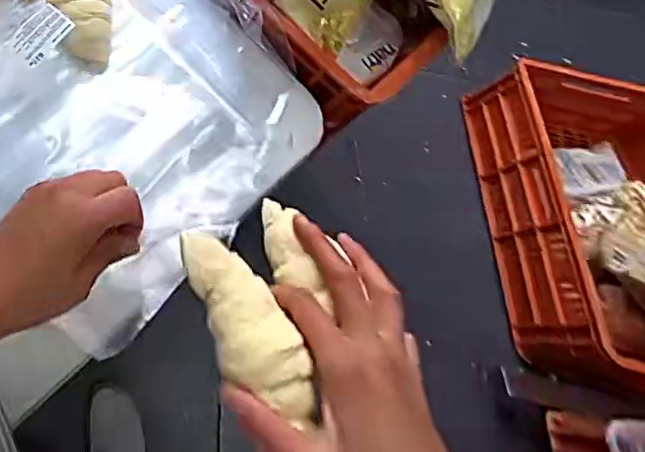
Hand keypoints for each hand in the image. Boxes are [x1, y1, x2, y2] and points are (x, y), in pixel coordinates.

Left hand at [0, 170, 142, 339]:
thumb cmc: (32, 294)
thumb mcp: (80, 282)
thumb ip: (109, 253)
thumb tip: (128, 239)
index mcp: (83, 214)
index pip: (127, 198)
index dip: (135, 219)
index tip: (127, 242)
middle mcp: (68, 190)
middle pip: (113, 178)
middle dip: (121, 203)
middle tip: (114, 237)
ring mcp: (49, 187)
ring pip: (92, 176)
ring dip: (101, 198)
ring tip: (91, 234)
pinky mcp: (34, 191)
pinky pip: (70, 182)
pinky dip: (81, 196)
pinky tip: (70, 228)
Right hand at [222, 215, 443, 451]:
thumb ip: (265, 423)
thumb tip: (229, 390)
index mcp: (345, 362)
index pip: (306, 307)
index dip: (282, 293)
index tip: (265, 292)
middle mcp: (374, 349)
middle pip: (346, 281)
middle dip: (321, 246)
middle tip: (300, 221)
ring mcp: (399, 357)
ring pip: (382, 292)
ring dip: (361, 260)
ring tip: (343, 239)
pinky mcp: (415, 374)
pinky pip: (400, 322)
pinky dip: (384, 301)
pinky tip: (377, 303)